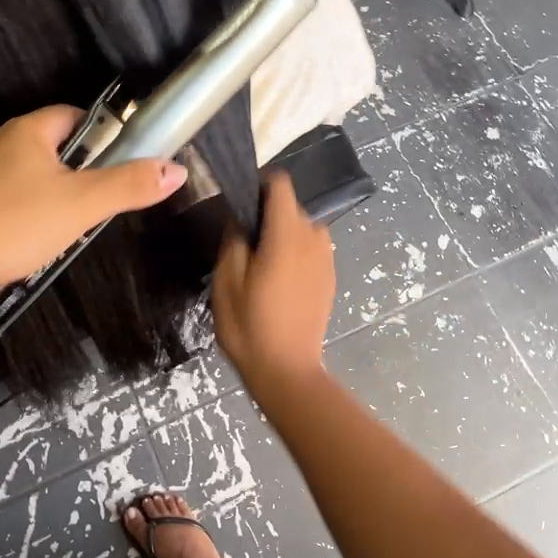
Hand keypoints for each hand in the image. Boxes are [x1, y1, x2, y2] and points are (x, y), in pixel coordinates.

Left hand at [0, 106, 187, 298]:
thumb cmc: (11, 224)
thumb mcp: (81, 205)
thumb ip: (129, 185)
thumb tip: (177, 169)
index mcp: (28, 131)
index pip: (76, 116)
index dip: (105, 134)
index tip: (124, 163)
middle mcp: (1, 143)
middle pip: (57, 146)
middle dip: (84, 171)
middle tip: (103, 200)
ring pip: (35, 176)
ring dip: (58, 195)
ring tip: (73, 226)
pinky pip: (12, 198)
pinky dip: (31, 214)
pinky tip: (36, 240)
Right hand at [211, 172, 336, 389]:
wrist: (287, 372)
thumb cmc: (250, 326)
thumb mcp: (226, 281)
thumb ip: (234, 240)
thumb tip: (242, 218)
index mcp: (287, 234)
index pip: (280, 184)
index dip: (259, 186)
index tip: (241, 206)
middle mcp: (314, 238)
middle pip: (290, 207)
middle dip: (267, 217)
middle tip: (243, 247)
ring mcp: (327, 258)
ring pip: (301, 229)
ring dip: (282, 236)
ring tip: (261, 267)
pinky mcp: (331, 277)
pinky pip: (310, 249)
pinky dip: (295, 254)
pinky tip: (278, 283)